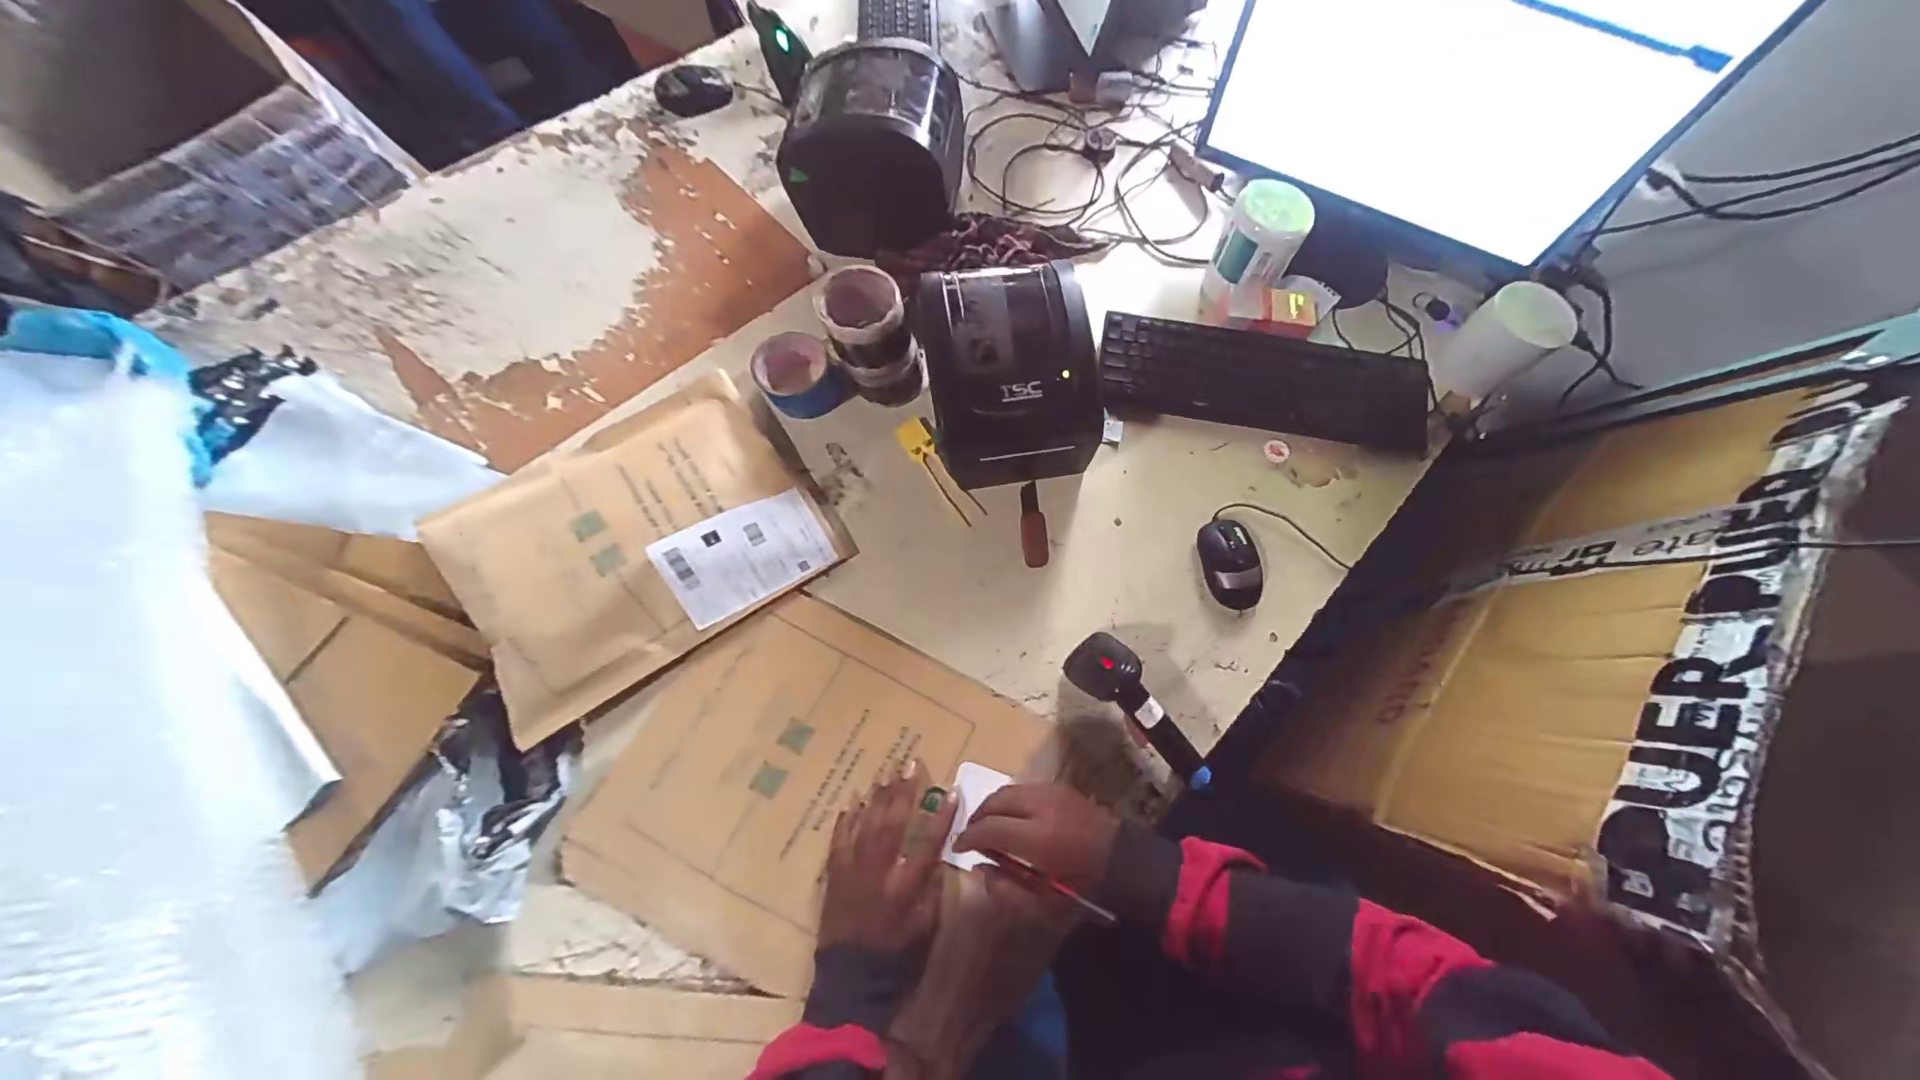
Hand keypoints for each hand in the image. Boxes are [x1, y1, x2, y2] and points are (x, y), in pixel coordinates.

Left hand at [818, 761, 957, 953]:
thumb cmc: (895, 956)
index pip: (927, 843)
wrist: (850, 979)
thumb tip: (937, 858)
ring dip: (877, 796)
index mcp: (905, 887)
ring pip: (865, 824)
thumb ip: (932, 892)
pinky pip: (839, 839)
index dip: (941, 816)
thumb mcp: (926, 929)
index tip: (951, 791)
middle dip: (903, 791)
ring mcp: (853, 870)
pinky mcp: (834, 875)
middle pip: (892, 823)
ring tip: (886, 772)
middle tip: (910, 763)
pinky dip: (846, 819)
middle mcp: (879, 872)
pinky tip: (852, 800)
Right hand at [952, 783, 1119, 891]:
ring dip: (992, 806)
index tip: (957, 847)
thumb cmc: (1084, 888)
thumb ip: (1007, 890)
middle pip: (994, 802)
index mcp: (1037, 838)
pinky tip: (1011, 816)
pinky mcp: (1059, 786)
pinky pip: (1024, 788)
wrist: (1123, 860)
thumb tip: (980, 869)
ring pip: (1007, 790)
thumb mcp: (1044, 905)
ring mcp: (1051, 791)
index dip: (968, 837)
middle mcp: (1041, 806)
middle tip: (970, 834)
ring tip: (988, 825)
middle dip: (977, 817)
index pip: (989, 829)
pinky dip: (1010, 800)